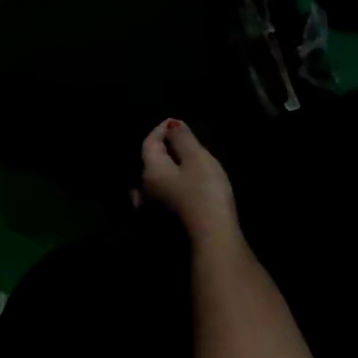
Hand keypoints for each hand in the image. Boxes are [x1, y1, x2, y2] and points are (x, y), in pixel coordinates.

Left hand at [141, 119, 239, 244]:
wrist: (212, 236)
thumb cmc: (205, 192)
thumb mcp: (197, 159)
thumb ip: (183, 139)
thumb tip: (171, 124)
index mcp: (150, 170)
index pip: (149, 143)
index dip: (160, 129)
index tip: (173, 121)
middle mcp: (144, 189)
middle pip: (147, 163)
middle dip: (160, 150)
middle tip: (175, 142)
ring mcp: (152, 209)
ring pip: (149, 183)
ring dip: (158, 172)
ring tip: (171, 167)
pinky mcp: (162, 223)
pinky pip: (157, 199)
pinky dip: (161, 190)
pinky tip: (168, 194)